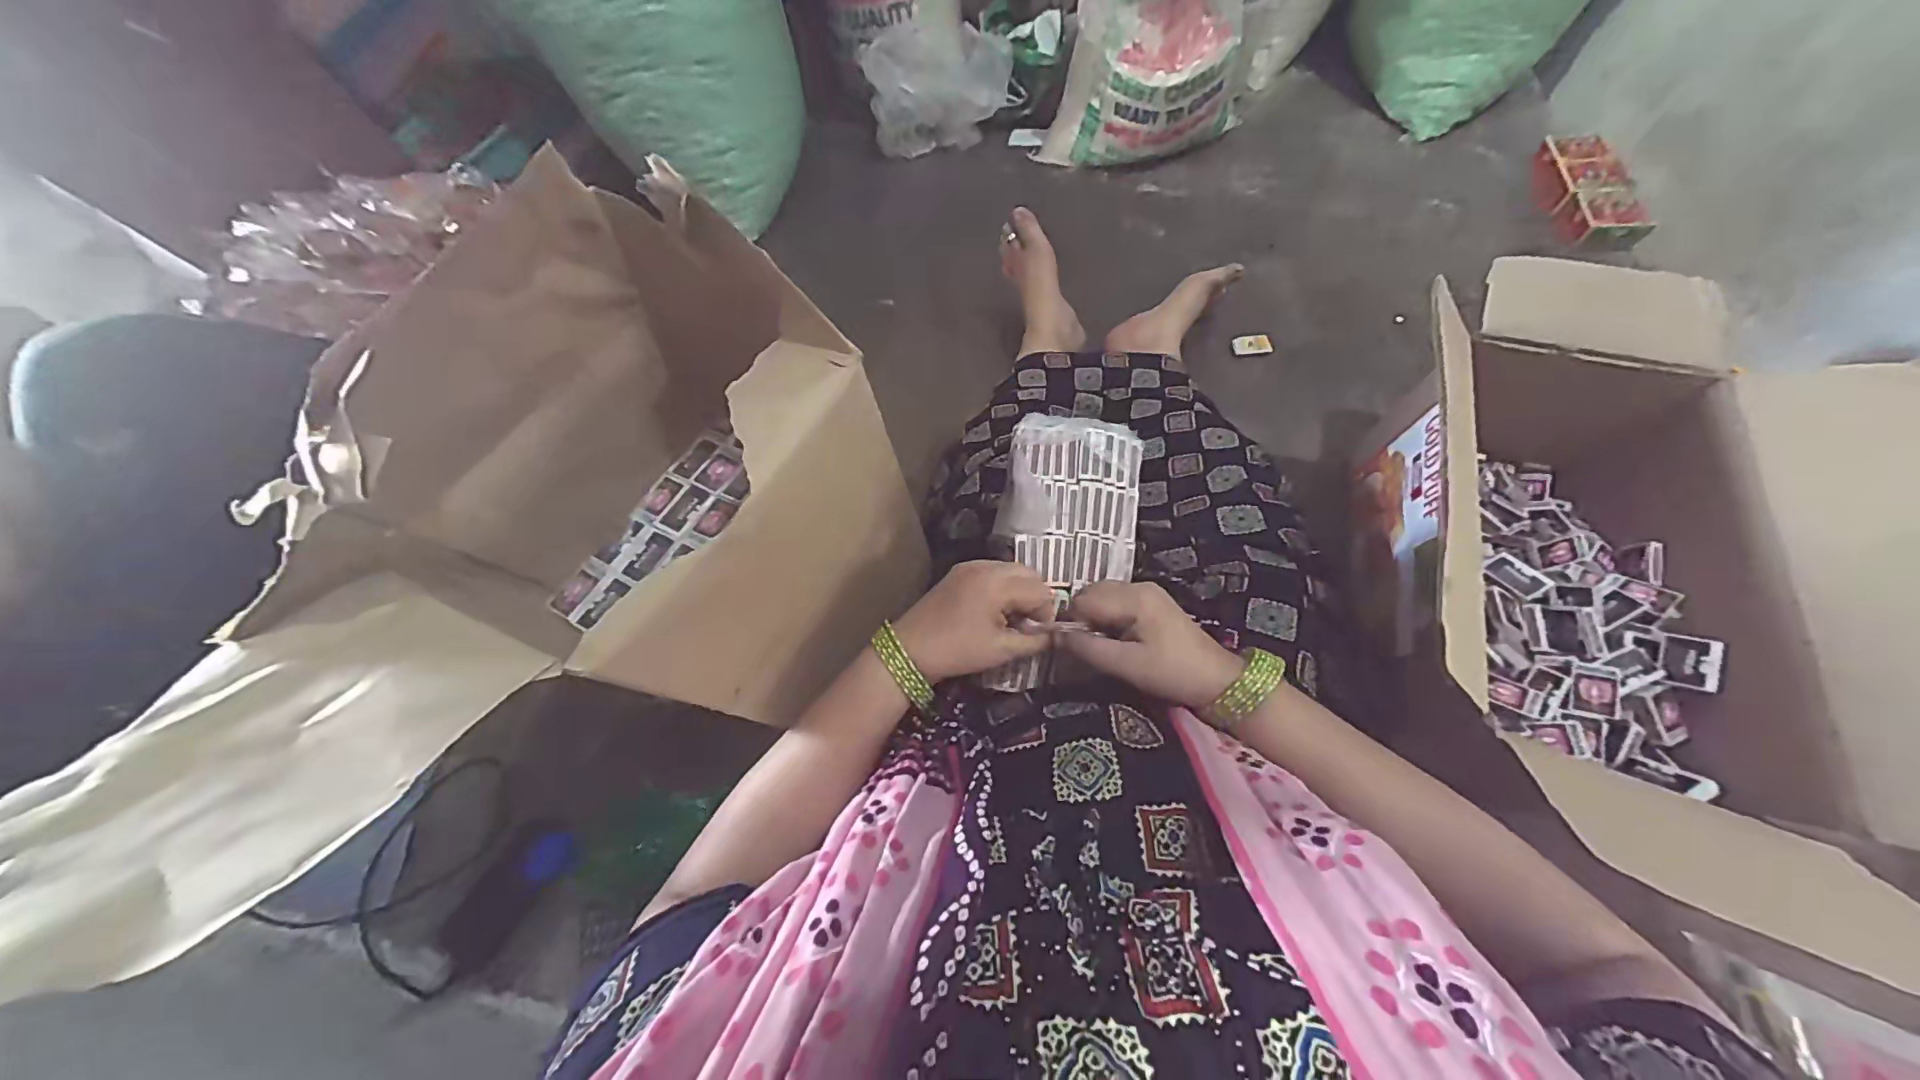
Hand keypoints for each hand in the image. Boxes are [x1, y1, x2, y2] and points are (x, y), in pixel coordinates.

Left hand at [891, 561, 1058, 682]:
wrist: (910, 650)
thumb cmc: (958, 651)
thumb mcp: (1001, 650)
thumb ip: (1034, 640)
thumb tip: (1053, 635)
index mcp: (998, 583)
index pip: (1042, 590)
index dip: (1046, 614)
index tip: (1035, 634)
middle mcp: (986, 566)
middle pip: (1030, 574)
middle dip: (1035, 598)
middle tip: (1025, 625)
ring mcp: (970, 566)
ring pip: (1012, 570)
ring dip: (1019, 591)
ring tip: (1009, 618)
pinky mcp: (958, 572)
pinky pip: (993, 572)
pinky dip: (1001, 586)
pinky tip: (991, 610)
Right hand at [1059, 581, 1243, 709]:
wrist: (1217, 680)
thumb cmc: (1172, 673)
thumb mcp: (1126, 666)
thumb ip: (1088, 649)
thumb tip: (1054, 636)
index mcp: (1134, 598)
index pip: (1083, 599)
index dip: (1070, 622)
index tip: (1068, 647)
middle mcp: (1138, 586)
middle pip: (1090, 593)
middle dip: (1080, 617)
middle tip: (1085, 647)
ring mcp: (1147, 591)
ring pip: (1101, 595)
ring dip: (1092, 617)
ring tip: (1100, 644)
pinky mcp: (1151, 601)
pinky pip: (1115, 601)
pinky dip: (1106, 616)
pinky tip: (1114, 638)